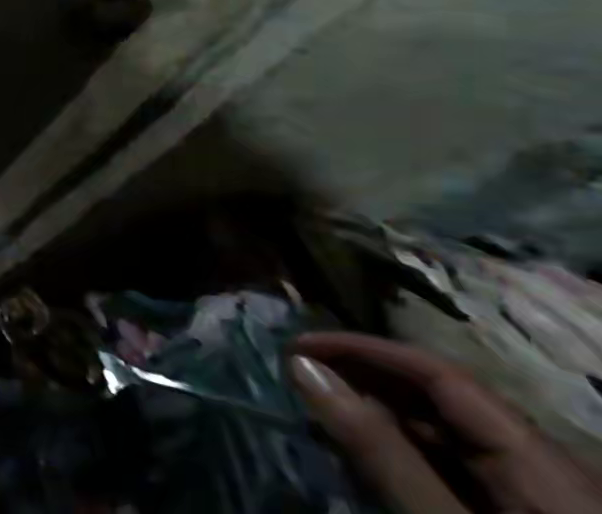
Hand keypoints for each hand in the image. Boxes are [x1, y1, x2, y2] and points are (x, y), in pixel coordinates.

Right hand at [291, 332, 601, 513]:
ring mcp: (541, 502)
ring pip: (448, 432)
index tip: (294, 347)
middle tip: (296, 373)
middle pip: (447, 400)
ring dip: (378, 412)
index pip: (442, 376)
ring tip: (317, 409)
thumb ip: (377, 449)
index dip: (365, 350)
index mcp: (548, 468)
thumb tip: (302, 367)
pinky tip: (361, 453)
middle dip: (366, 377)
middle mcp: (552, 473)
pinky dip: (402, 449)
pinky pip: (457, 466)